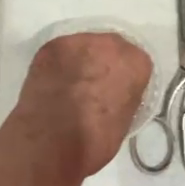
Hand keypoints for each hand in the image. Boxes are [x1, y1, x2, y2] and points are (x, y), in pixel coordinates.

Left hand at [0, 32, 151, 185]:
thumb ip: (124, 94)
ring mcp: (77, 42)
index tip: (115, 90)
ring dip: (79, 61)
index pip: (135, 62)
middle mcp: (109, 44)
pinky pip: (59, 53)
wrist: (53, 142)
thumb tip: (112, 92)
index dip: (123, 77)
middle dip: (102, 63)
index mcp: (135, 62)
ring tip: (70, 84)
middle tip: (92, 85)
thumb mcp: (125, 118)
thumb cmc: (95, 140)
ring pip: (82, 47)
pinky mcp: (49, 48)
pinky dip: (58, 66)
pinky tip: (54, 83)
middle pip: (109, 47)